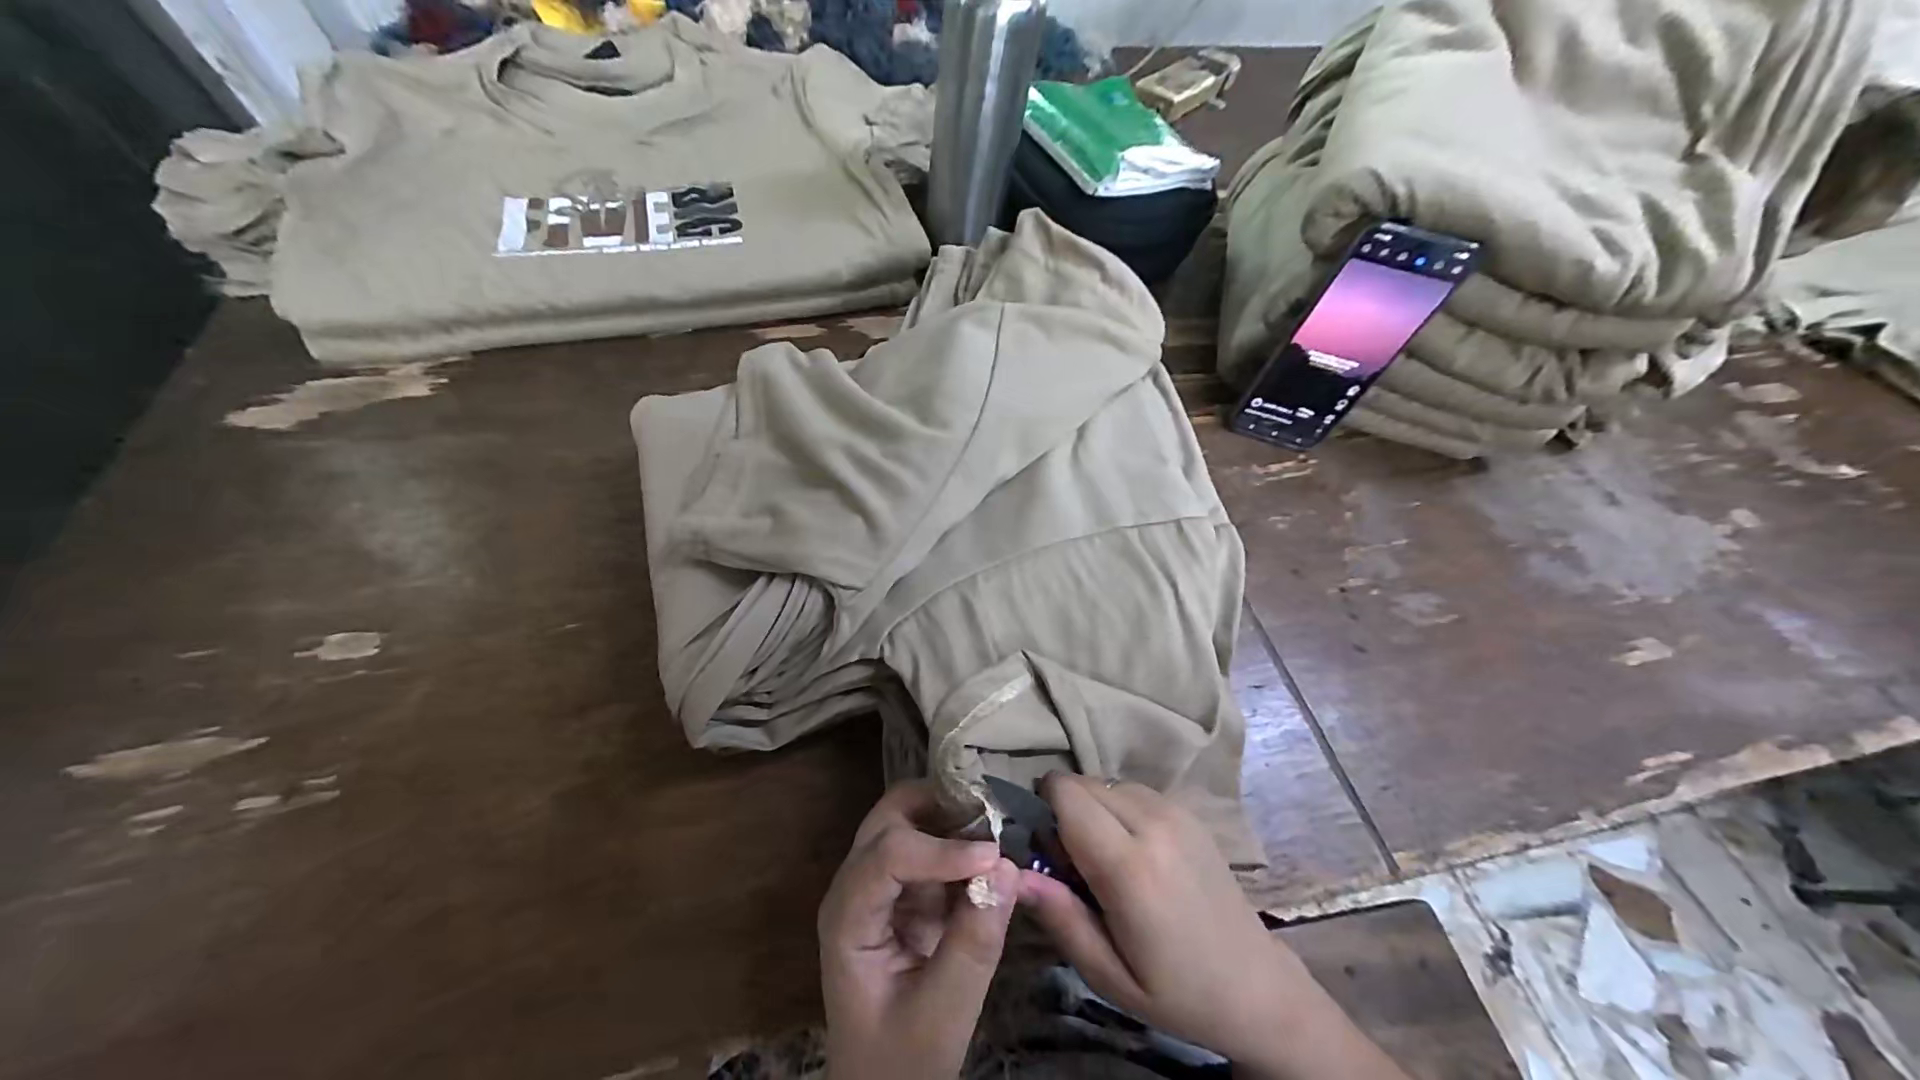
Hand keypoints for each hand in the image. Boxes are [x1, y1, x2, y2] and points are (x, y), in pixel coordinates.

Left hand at [818, 781, 1019, 1079]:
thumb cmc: (903, 1059)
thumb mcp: (943, 1013)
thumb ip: (973, 943)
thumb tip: (1007, 870)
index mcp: (848, 917)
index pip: (887, 854)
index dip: (940, 849)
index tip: (993, 857)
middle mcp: (856, 886)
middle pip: (890, 817)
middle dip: (940, 807)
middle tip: (992, 822)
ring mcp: (878, 885)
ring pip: (910, 819)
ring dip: (952, 818)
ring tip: (997, 835)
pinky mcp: (904, 892)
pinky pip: (932, 846)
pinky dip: (961, 842)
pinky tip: (991, 858)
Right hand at [1018, 775, 1408, 1079]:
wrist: (1257, 985)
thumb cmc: (1176, 991)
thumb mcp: (1108, 975)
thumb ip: (1060, 918)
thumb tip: (1013, 873)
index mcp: (1130, 866)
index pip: (1065, 794)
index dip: (1040, 809)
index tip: (1041, 847)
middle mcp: (1153, 824)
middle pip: (1081, 782)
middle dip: (1061, 809)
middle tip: (1069, 860)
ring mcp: (1176, 811)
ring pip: (1104, 781)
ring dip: (1089, 807)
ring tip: (1101, 856)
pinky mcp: (1188, 811)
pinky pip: (1130, 788)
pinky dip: (1115, 806)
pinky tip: (1130, 848)